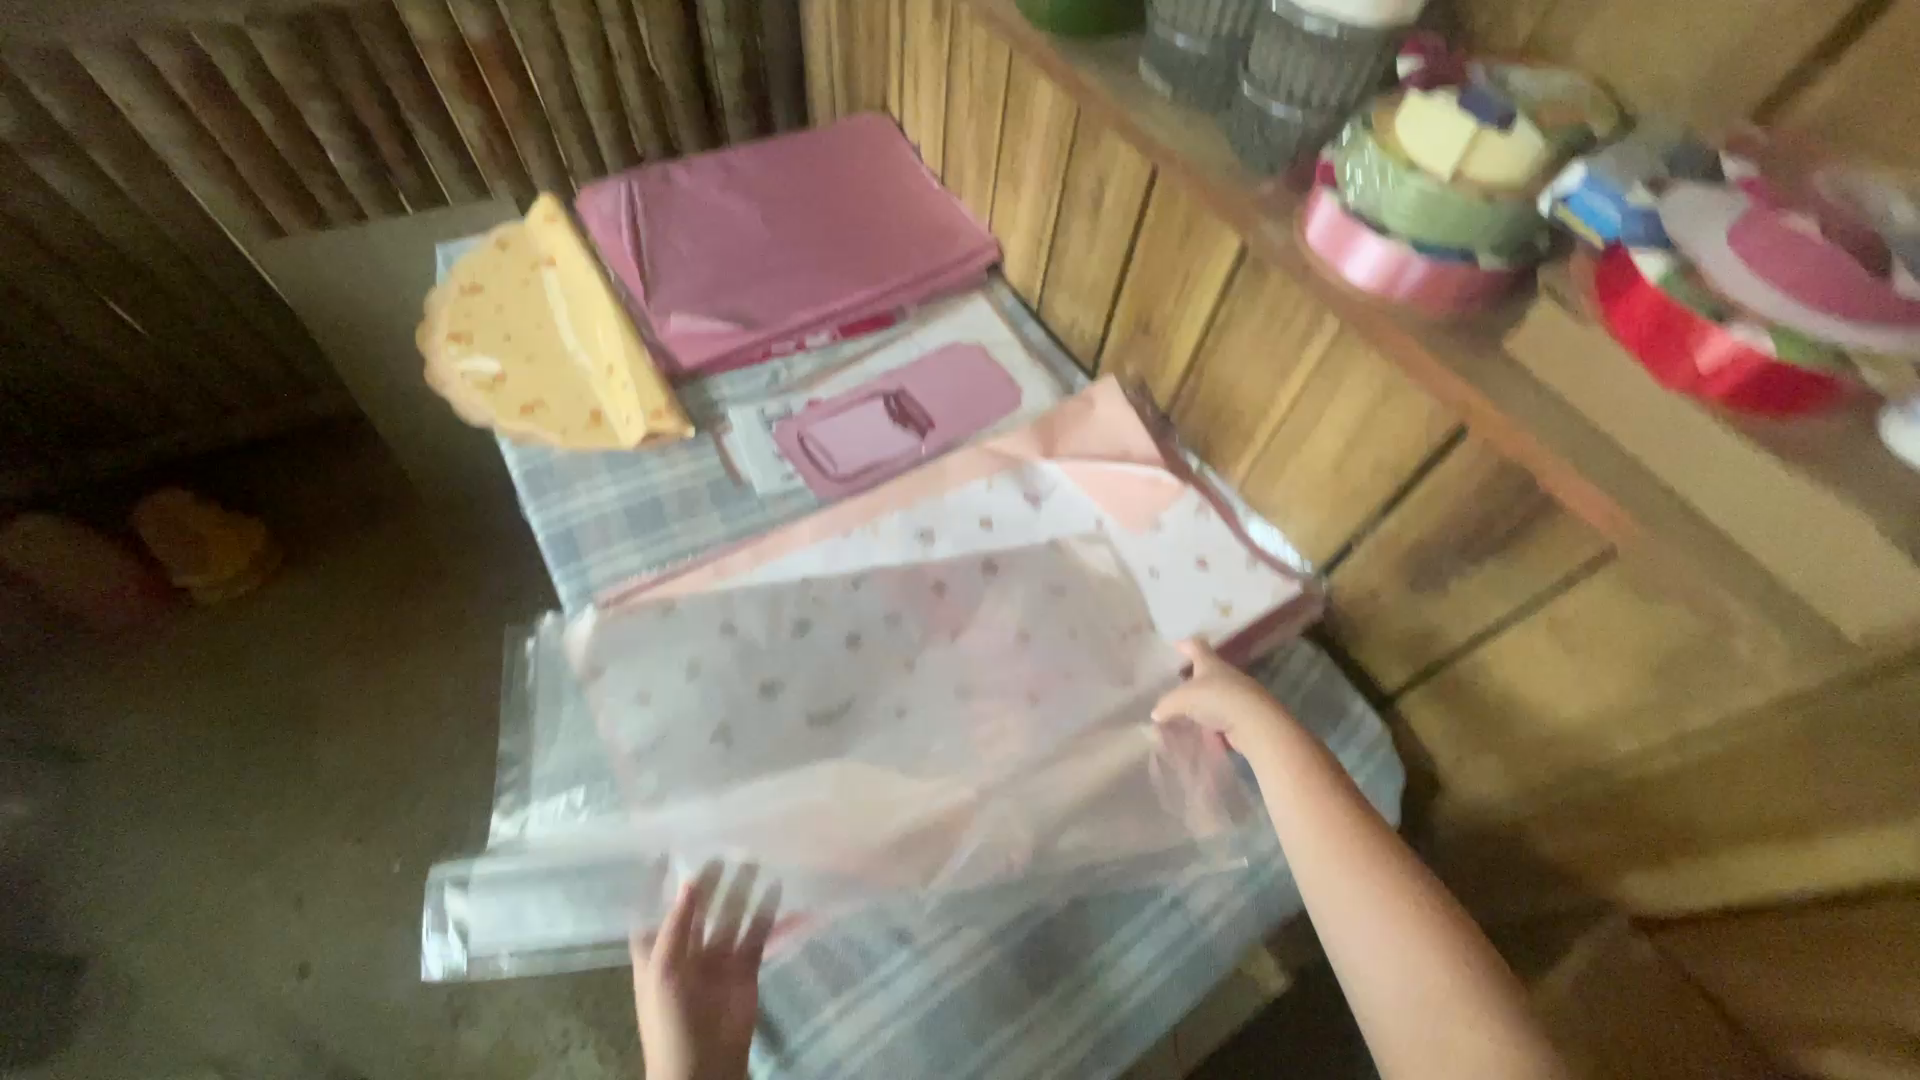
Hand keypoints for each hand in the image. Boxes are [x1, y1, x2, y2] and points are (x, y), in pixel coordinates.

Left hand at [632, 862, 780, 1079]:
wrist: (702, 1071)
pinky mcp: (744, 967)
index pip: (654, 909)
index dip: (658, 883)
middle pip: (698, 907)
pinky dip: (766, 912)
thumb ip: (676, 927)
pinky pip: (756, 933)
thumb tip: (689, 883)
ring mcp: (717, 958)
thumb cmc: (669, 1023)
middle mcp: (686, 949)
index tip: (669, 850)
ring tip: (754, 859)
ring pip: (730, 915)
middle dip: (709, 880)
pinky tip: (775, 890)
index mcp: (656, 952)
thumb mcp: (662, 974)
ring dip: (741, 890)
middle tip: (724, 847)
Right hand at [1150, 638, 1295, 753]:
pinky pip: (1223, 715)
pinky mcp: (1244, 715)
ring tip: (1186, 712)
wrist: (1256, 724)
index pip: (1197, 646)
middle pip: (1207, 671)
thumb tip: (1156, 713)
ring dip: (1203, 702)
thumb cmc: (1217, 699)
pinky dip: (1212, 721)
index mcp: (1210, 663)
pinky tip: (1201, 731)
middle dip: (1193, 677)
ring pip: (1215, 695)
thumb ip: (1166, 705)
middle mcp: (1226, 675)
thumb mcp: (1182, 699)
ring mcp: (1238, 695)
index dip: (1186, 644)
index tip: (1177, 645)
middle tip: (1177, 685)